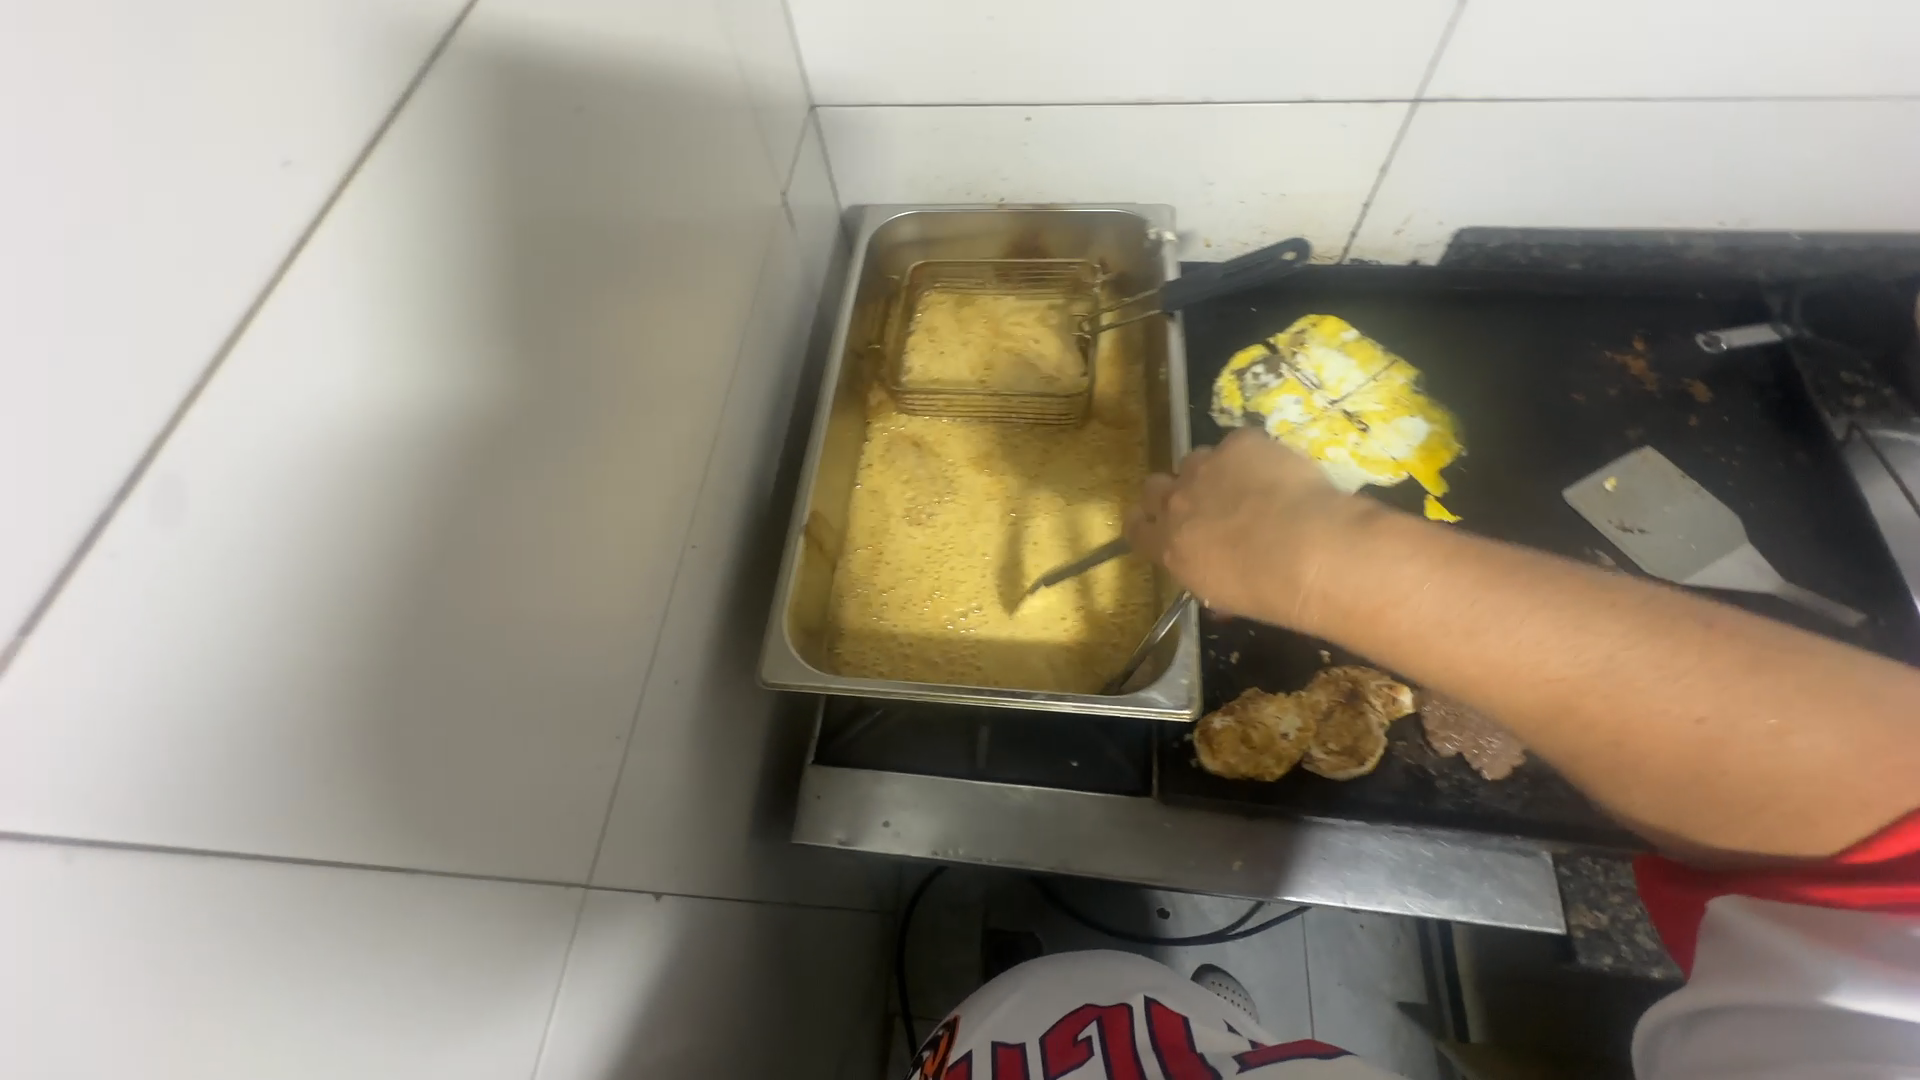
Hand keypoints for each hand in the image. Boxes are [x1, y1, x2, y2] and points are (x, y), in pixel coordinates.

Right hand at [1124, 429, 1371, 626]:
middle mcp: (1178, 503)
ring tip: (1244, 485)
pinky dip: (1252, 456)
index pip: (1136, 528)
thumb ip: (1204, 573)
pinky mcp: (1240, 444)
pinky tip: (1276, 471)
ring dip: (1210, 472)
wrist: (1311, 551)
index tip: (1156, 524)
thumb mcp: (1224, 596)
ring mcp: (1206, 468)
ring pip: (1194, 461)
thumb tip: (1213, 571)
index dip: (1144, 523)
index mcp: (1169, 547)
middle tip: (1200, 502)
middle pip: (1154, 486)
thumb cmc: (1270, 590)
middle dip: (1171, 492)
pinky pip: (1238, 444)